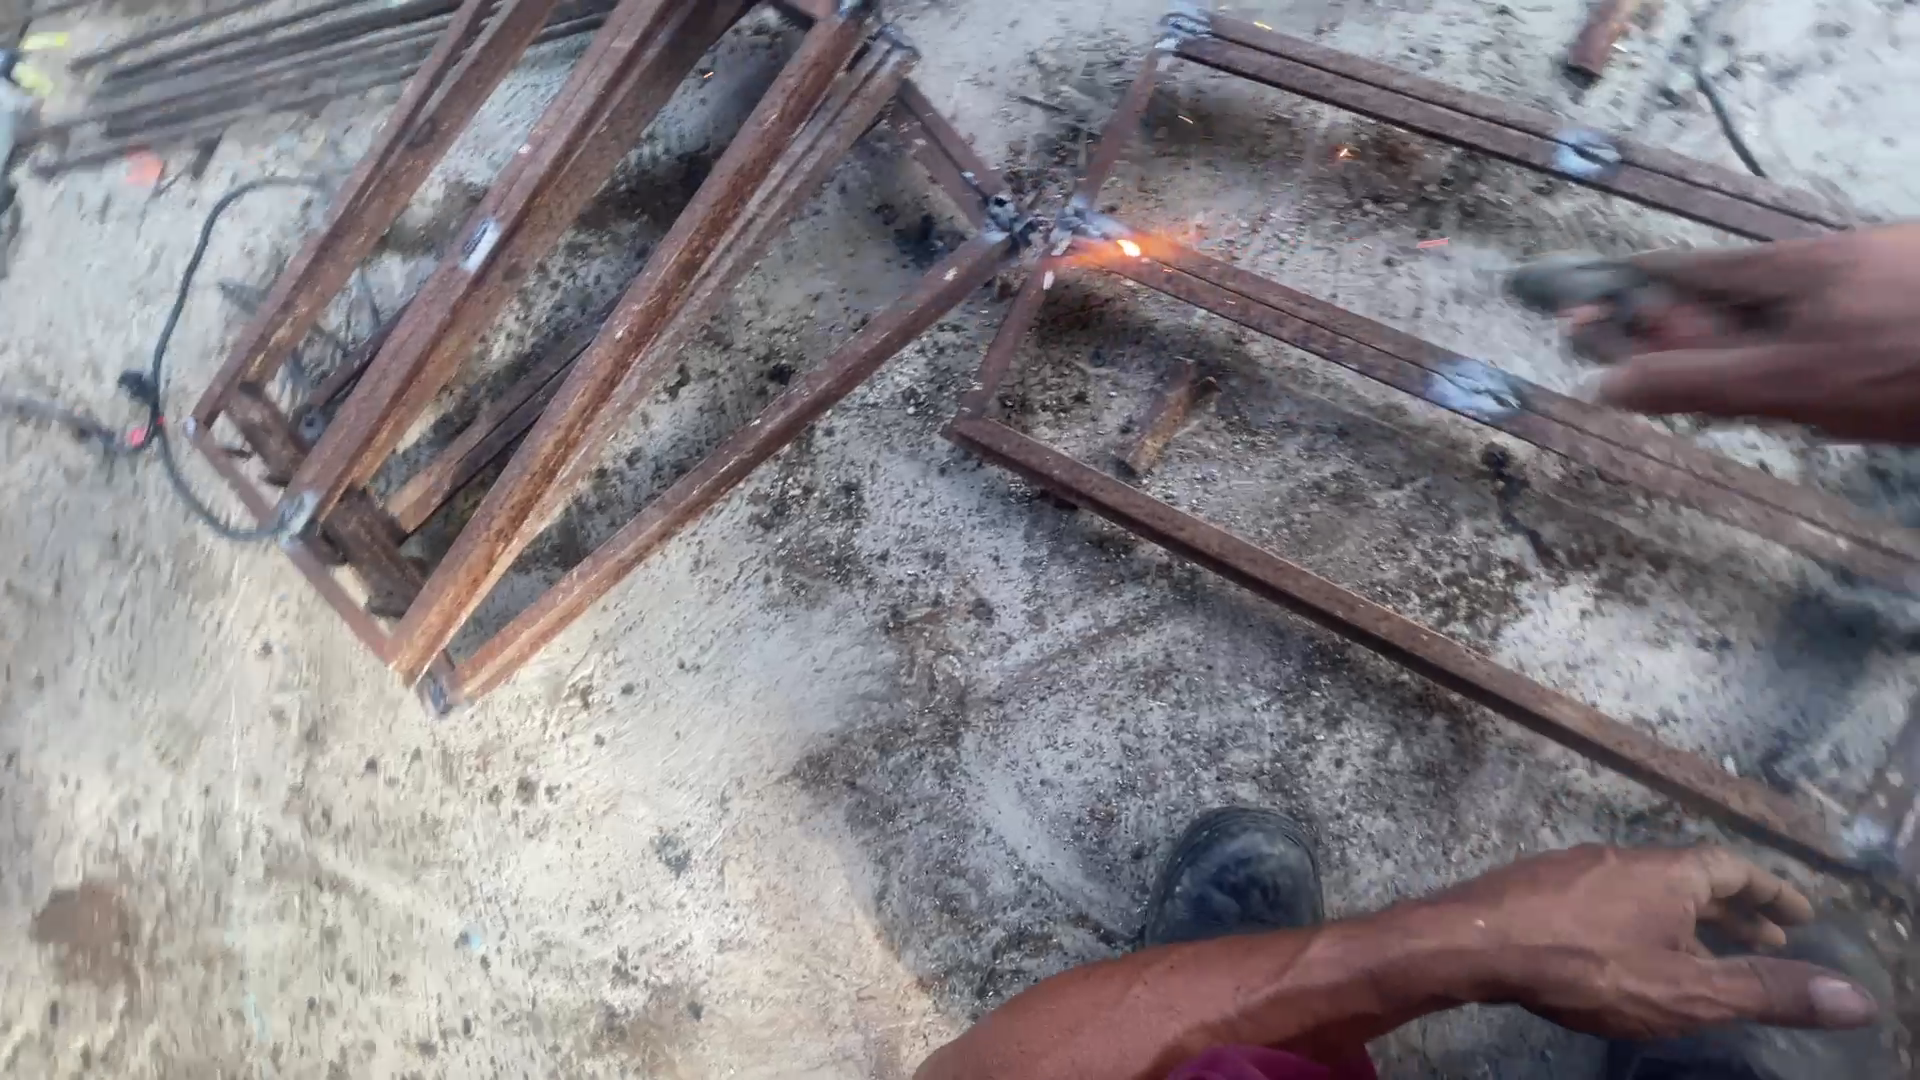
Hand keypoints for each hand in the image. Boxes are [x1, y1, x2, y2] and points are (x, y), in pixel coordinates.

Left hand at [1414, 845, 1879, 1039]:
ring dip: (1684, 914)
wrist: (1472, 940)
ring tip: (1710, 951)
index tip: (1802, 913)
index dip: (1770, 889)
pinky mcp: (1535, 883)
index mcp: (1658, 873)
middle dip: (1733, 907)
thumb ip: (1768, 992)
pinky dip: (1639, 917)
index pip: (1728, 866)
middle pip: (1686, 875)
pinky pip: (1604, 894)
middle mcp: (1613, 858)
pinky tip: (1634, 947)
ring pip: (1642, 886)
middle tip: (1772, 939)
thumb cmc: (1583, 964)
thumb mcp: (1688, 989)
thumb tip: (1859, 996)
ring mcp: (1568, 867)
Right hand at [1565, 224, 1919, 442]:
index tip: (1569, 319)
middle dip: (1691, 349)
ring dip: (1759, 374)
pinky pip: (1825, 345)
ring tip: (1806, 406)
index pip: (1671, 272)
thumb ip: (1690, 381)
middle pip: (1716, 305)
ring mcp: (1866, 282)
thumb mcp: (1792, 382)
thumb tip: (1605, 384)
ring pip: (1774, 332)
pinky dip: (1813, 378)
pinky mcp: (1898, 307)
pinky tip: (1846, 403)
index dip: (1617, 297)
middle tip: (1693, 389)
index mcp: (1786, 268)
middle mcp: (1821, 265)